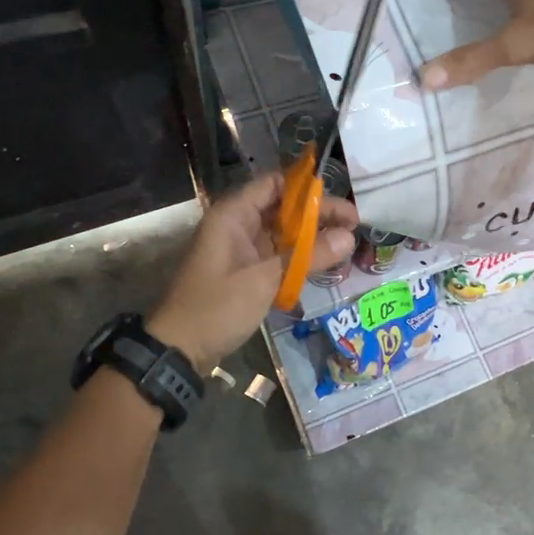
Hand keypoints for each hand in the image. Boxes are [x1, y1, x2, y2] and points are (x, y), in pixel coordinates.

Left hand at [146, 174, 357, 373]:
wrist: (179, 349)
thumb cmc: (216, 307)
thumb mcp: (264, 280)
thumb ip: (308, 256)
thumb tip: (349, 237)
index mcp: (234, 215)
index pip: (276, 184)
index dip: (310, 190)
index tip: (343, 204)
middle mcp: (237, 224)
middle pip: (284, 207)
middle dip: (318, 214)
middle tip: (354, 227)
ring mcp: (241, 248)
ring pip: (283, 232)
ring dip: (312, 236)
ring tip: (346, 244)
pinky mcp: (245, 269)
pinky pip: (277, 253)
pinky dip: (299, 256)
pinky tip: (324, 263)